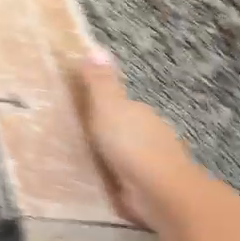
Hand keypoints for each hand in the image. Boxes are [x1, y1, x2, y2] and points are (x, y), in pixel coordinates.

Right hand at [71, 48, 205, 233]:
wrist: (160, 193)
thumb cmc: (131, 144)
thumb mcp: (107, 107)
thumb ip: (100, 82)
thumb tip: (96, 47)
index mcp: (141, 113)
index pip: (122, 105)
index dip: (103, 106)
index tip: (82, 111)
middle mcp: (152, 135)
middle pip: (127, 129)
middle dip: (109, 133)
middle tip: (79, 137)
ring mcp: (154, 164)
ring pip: (130, 154)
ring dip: (114, 157)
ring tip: (85, 160)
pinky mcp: (151, 189)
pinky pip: (129, 178)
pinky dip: (118, 178)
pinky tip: (102, 181)